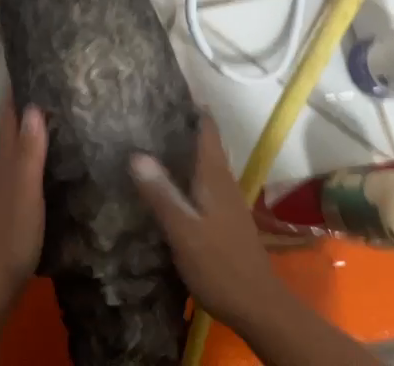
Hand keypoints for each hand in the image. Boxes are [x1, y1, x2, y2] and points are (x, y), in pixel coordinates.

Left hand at [0, 95, 48, 289]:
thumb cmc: (12, 232)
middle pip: (13, 129)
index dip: (15, 91)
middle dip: (27, 106)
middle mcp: (3, 169)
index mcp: (5, 161)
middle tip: (56, 86)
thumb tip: (32, 107)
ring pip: (20, 149)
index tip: (31, 65)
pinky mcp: (16, 207)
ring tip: (62, 117)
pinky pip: (28, 169)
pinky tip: (56, 163)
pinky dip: (39, 157)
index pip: (8, 116)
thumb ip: (28, 151)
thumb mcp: (25, 189)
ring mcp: (8, 189)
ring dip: (34, 131)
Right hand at [130, 119, 282, 326]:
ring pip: (204, 162)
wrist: (258, 306)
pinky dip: (187, 171)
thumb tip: (136, 153)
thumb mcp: (184, 231)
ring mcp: (227, 200)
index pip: (206, 129)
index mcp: (214, 177)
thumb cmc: (220, 266)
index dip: (191, 107)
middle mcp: (223, 181)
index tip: (167, 88)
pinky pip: (204, 181)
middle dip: (182, 124)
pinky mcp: (225, 218)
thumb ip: (162, 194)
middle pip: (205, 142)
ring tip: (152, 139)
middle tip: (149, 111)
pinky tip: (170, 181)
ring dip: (184, 148)